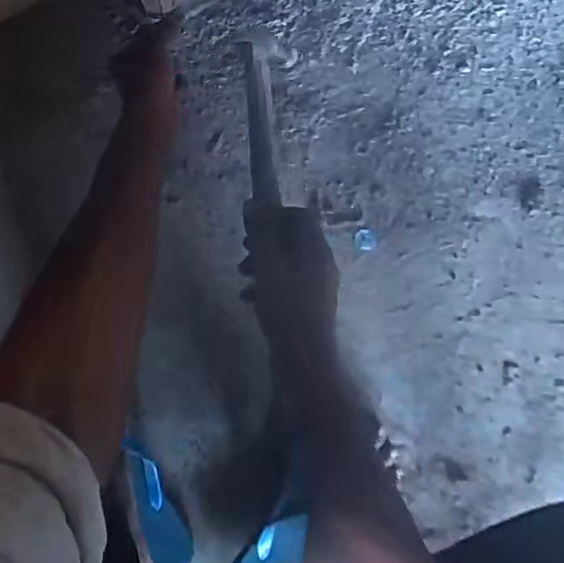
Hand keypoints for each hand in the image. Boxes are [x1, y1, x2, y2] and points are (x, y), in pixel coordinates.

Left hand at [110, 13, 180, 115]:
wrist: (156, 114)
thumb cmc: (151, 77)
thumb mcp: (157, 47)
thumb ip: (164, 31)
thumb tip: (175, 14)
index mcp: (121, 59)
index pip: (138, 39)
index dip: (154, 32)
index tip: (170, 28)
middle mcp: (126, 74)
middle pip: (149, 55)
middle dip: (163, 52)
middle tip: (176, 44)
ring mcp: (141, 89)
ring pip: (159, 72)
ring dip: (171, 69)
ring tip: (180, 64)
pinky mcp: (155, 101)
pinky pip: (168, 87)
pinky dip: (176, 84)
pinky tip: (182, 82)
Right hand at [240, 202, 338, 363]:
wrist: (305, 361)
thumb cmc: (285, 308)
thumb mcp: (267, 265)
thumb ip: (261, 232)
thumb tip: (254, 201)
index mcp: (315, 248)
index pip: (302, 213)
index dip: (277, 212)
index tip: (253, 225)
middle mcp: (321, 262)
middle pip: (293, 236)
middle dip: (266, 239)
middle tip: (244, 250)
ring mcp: (317, 284)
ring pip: (288, 259)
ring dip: (263, 261)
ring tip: (242, 276)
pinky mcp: (309, 303)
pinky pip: (288, 281)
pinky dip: (269, 282)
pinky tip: (250, 297)